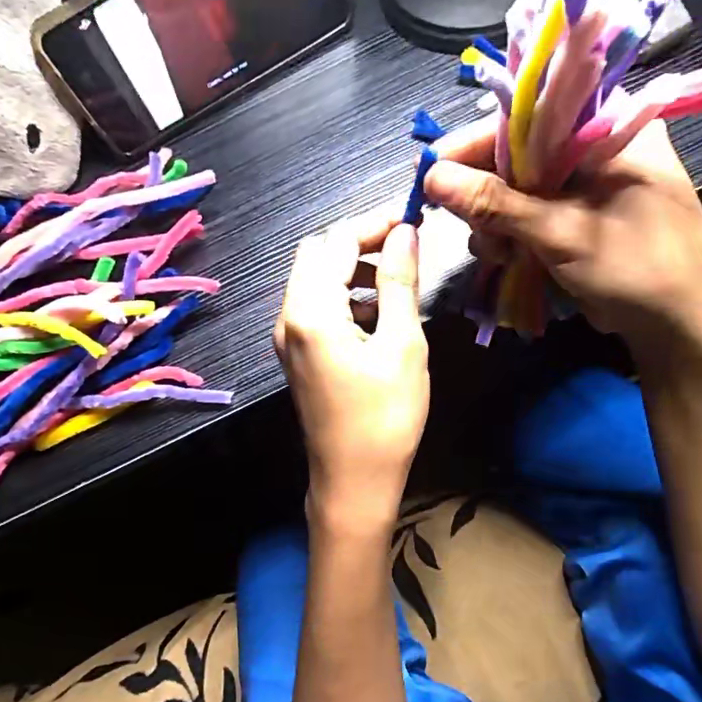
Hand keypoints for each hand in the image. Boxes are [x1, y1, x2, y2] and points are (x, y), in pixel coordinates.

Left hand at [275, 213, 429, 529]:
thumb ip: (398, 283)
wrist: (353, 483)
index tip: (413, 218)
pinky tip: (377, 310)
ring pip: (314, 279)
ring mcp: (288, 337)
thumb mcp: (402, 345)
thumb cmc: (386, 418)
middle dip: (359, 241)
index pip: (337, 242)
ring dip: (351, 267)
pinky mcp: (297, 354)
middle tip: (404, 245)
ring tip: (396, 276)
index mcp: (310, 311)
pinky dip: (343, 295)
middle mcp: (288, 317)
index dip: (375, 223)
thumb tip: (405, 232)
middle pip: (317, 254)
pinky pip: (315, 307)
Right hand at [424, 118, 701, 355]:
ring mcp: (585, 180)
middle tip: (477, 232)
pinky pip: (527, 210)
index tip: (432, 175)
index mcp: (608, 127)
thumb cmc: (638, 269)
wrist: (682, 329)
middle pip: (514, 153)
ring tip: (500, 254)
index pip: (526, 116)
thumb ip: (495, 203)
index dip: (474, 144)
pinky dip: (510, 233)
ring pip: (514, 186)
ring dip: (495, 221)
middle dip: (486, 194)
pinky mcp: (577, 212)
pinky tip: (508, 257)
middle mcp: (594, 144)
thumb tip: (430, 175)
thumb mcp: (562, 233)